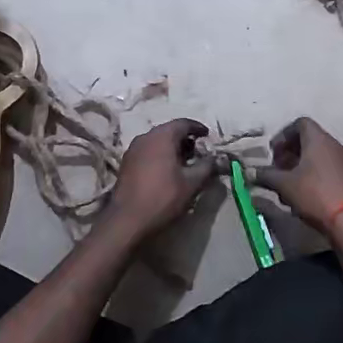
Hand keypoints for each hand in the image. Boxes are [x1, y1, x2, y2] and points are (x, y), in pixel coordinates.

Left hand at [100, 118, 214, 240]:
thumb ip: (207, 166)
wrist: (127, 219)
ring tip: (184, 161)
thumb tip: (217, 158)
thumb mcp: (191, 183)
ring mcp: (133, 149)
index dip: (198, 128)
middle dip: (185, 138)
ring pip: (157, 140)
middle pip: (169, 130)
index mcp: (162, 136)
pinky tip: (167, 170)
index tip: (208, 135)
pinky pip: (147, 150)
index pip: (183, 123)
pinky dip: (160, 154)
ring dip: (171, 147)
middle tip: (198, 150)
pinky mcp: (126, 162)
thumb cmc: (163, 197)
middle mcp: (145, 137)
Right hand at [256, 117, 342, 240]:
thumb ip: (265, 176)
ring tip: (290, 187)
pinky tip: (308, 197)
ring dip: (302, 167)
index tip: (273, 153)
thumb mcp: (284, 185)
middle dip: (290, 154)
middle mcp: (335, 145)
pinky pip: (330, 170)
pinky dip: (316, 177)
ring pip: (320, 157)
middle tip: (278, 171)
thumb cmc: (315, 194)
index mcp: (319, 139)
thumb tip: (249, 172)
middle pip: (310, 140)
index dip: (283, 136)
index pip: (300, 123)